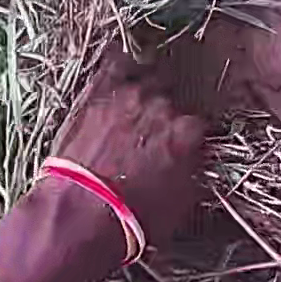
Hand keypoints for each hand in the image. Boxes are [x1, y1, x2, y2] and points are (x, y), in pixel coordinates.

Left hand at [47, 52, 208, 249]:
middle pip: (172, 102)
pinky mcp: (98, 91)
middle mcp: (164, 107)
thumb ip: (193, 170)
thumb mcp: (180, 204)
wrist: (80, 212)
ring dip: (145, 90)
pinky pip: (116, 64)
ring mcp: (130, 94)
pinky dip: (121, 64)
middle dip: (165, 115)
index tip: (182, 147)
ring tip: (135, 105)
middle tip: (152, 135)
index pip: (199, 126)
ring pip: (148, 79)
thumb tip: (195, 160)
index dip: (189, 138)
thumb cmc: (131, 217)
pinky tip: (121, 67)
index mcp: (188, 133)